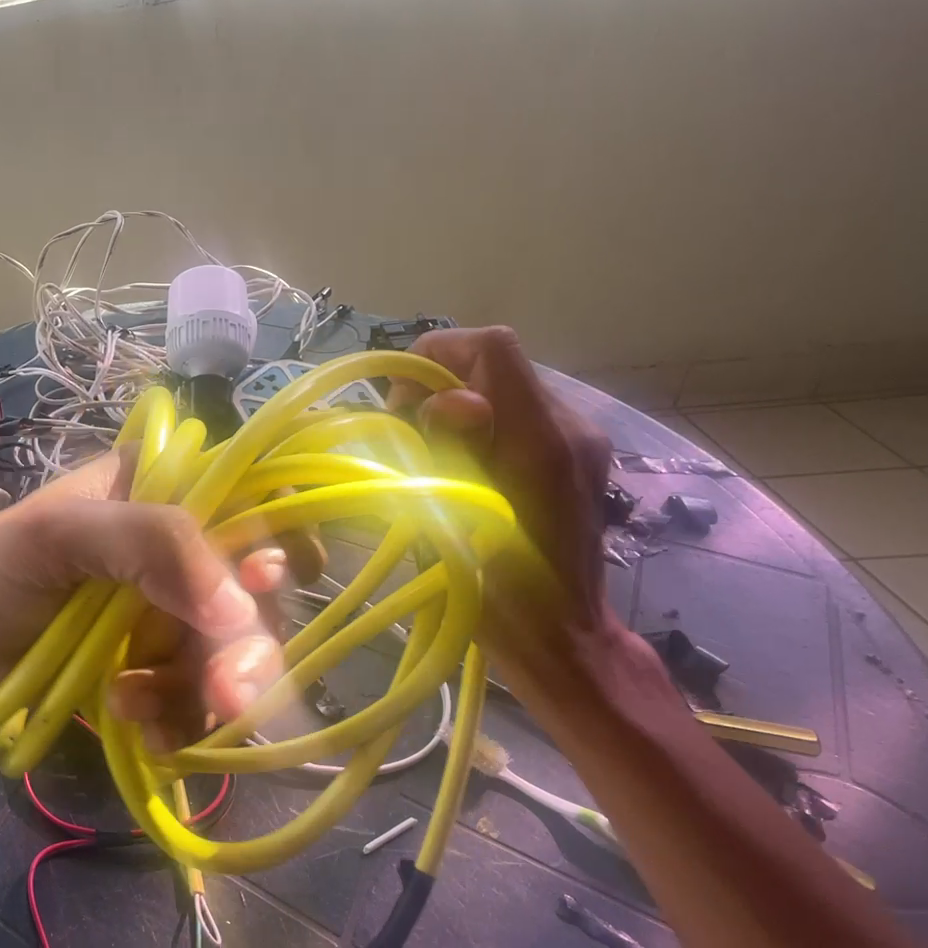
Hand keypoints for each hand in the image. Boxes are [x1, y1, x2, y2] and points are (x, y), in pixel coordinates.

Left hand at [0, 450, 323, 748]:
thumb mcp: (60, 535)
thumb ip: (150, 544)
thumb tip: (243, 608)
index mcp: (163, 489)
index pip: (257, 499)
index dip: (279, 539)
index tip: (261, 581)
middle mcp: (181, 548)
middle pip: (259, 593)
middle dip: (246, 647)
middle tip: (222, 687)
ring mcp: (172, 613)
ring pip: (238, 656)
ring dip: (200, 692)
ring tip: (130, 701)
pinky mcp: (159, 670)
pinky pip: (204, 702)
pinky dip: (181, 722)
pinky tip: (136, 726)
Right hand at [389, 326, 637, 696]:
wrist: (560, 638)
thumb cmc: (497, 587)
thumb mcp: (457, 515)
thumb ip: (454, 444)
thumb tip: (455, 399)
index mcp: (543, 436)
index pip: (490, 346)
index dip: (435, 358)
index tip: (404, 407)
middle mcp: (570, 426)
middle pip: (494, 365)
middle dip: (439, 389)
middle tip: (412, 442)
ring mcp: (580, 442)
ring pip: (504, 389)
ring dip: (458, 411)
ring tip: (436, 461)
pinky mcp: (577, 460)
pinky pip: (519, 417)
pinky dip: (482, 428)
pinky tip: (466, 473)